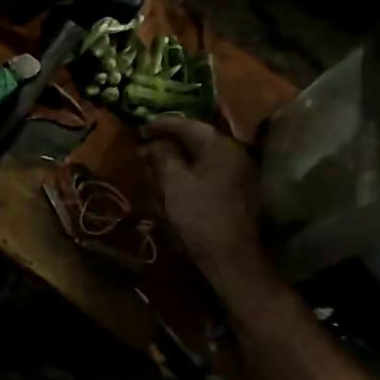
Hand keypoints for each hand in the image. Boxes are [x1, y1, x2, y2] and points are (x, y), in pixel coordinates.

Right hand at [143, 117, 264, 279]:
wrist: (230, 254)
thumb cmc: (198, 214)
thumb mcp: (173, 183)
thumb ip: (163, 156)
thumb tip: (154, 142)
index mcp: (220, 145)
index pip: (187, 125)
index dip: (161, 125)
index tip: (140, 128)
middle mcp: (235, 151)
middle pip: (199, 137)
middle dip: (171, 139)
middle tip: (147, 143)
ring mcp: (240, 170)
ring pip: (204, 153)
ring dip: (181, 154)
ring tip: (157, 159)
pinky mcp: (238, 187)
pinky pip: (210, 168)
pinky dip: (191, 167)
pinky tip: (176, 176)